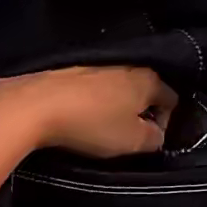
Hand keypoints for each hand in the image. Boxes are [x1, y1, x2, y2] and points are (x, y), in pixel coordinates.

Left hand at [0, 66, 177, 158]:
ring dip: (115, 107)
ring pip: (118, 88)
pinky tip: (81, 117)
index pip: (172, 98)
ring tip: (101, 128)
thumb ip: (155, 139)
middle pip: (144, 90)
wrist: (34, 106)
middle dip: (140, 113)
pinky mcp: (71, 70)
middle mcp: (126, 64)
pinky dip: (93, 102)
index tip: (151, 141)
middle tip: (127, 137)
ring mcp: (96, 64)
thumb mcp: (133, 142)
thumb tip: (157, 134)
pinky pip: (93, 88)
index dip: (166, 122)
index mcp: (147, 79)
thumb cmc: (92, 124)